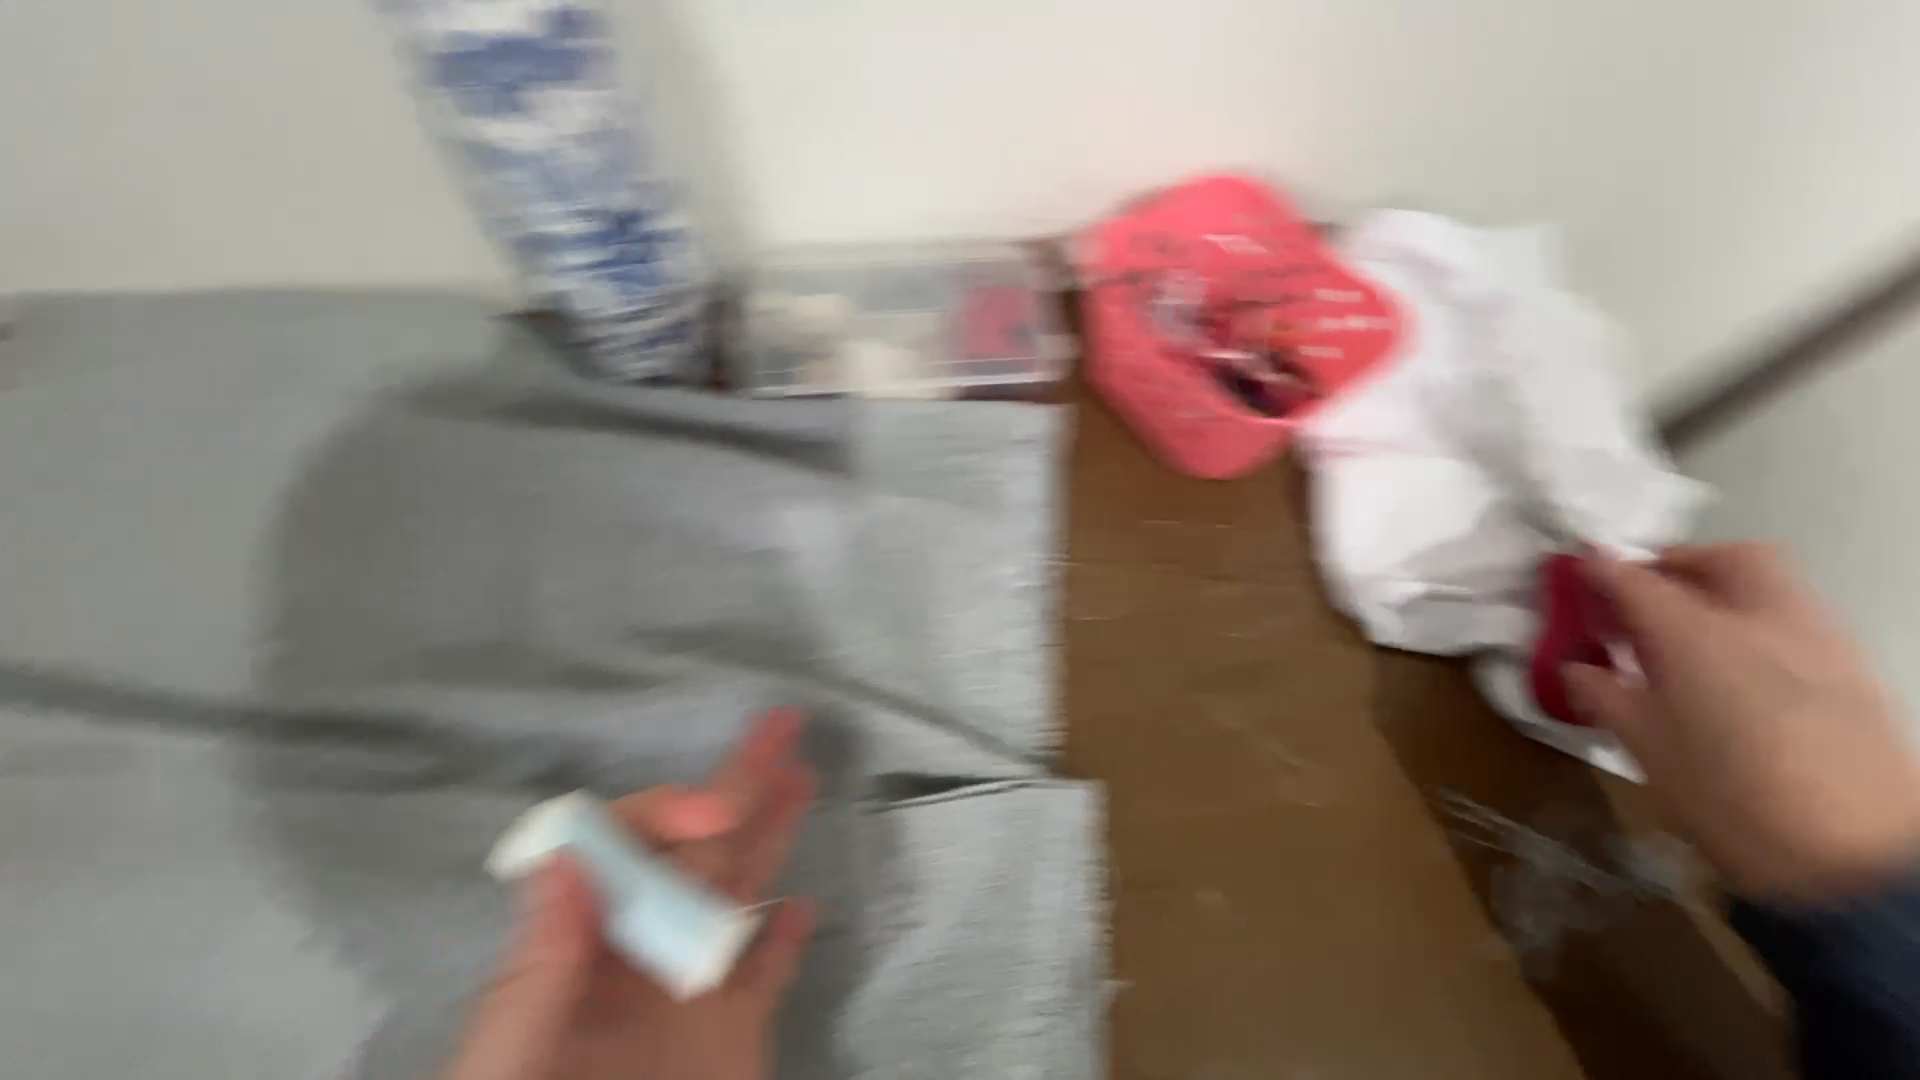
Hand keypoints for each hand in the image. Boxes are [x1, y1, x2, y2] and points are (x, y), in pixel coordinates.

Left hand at [442, 708, 818, 1079]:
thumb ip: (531, 983)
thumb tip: (565, 866)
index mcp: (576, 961)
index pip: (621, 855)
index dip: (666, 814)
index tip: (719, 809)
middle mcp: (637, 964)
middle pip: (694, 856)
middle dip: (735, 787)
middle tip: (778, 729)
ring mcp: (688, 1002)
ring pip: (736, 898)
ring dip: (767, 838)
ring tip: (800, 779)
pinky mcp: (736, 1042)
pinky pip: (764, 978)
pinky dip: (785, 939)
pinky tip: (804, 903)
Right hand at [1566, 544, 1919, 903]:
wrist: (1850, 861)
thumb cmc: (1723, 798)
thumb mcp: (1641, 743)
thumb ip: (1602, 691)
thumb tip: (1578, 665)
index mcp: (1697, 638)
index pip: (1635, 580)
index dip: (1597, 569)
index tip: (1573, 569)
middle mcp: (1763, 624)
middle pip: (1726, 559)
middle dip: (1679, 561)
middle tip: (1642, 588)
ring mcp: (1820, 645)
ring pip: (1772, 584)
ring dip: (1720, 588)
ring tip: (1685, 626)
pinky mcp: (1854, 674)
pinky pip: (1797, 620)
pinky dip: (1756, 620)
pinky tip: (1733, 664)